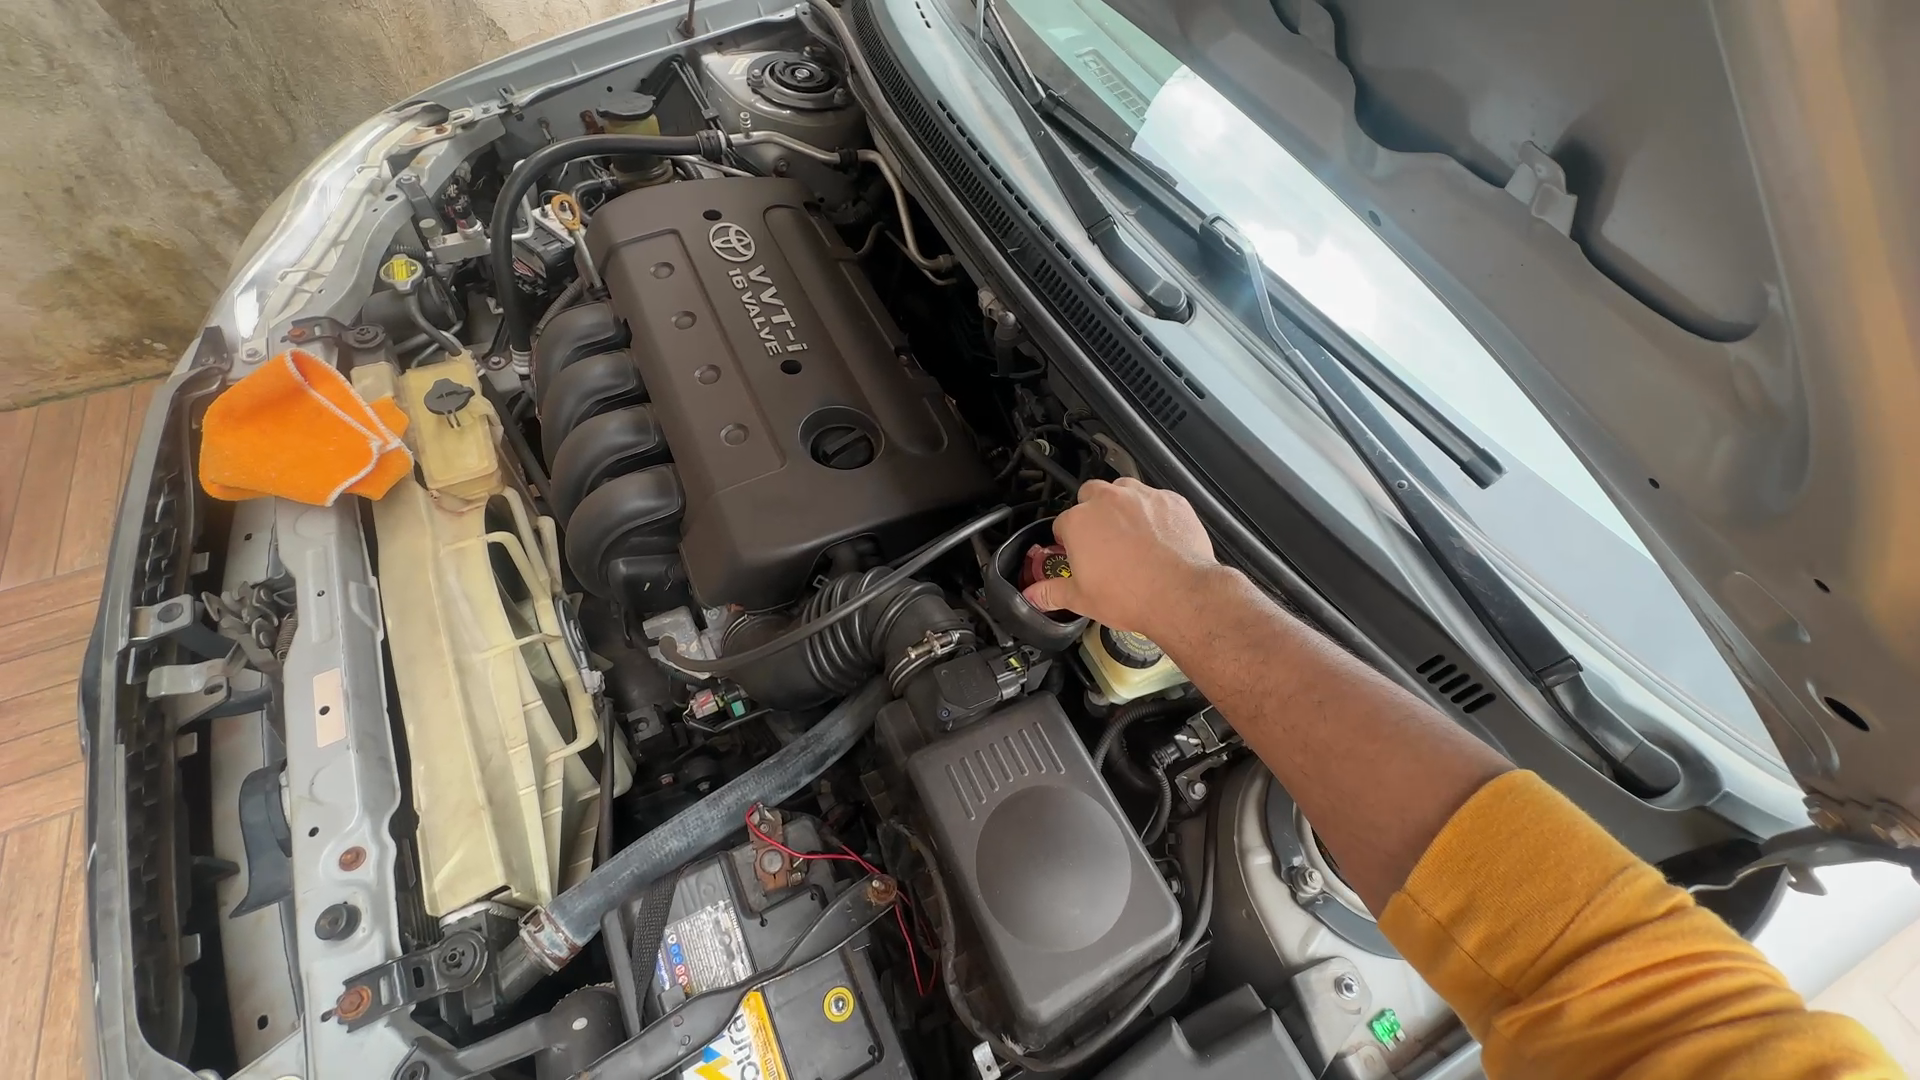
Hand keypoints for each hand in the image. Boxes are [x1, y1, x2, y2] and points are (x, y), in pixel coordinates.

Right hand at [1021, 478, 1218, 635]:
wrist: (1179, 595)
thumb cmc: (1131, 595)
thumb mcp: (1081, 599)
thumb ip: (1051, 592)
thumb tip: (1033, 595)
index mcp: (1079, 521)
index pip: (1062, 523)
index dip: (1067, 540)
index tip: (1076, 553)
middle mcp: (1108, 501)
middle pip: (1090, 495)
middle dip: (1092, 513)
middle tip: (1101, 541)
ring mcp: (1141, 497)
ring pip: (1123, 490)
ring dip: (1122, 507)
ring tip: (1129, 536)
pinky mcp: (1171, 501)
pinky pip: (1156, 500)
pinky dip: (1154, 513)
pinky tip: (1157, 536)